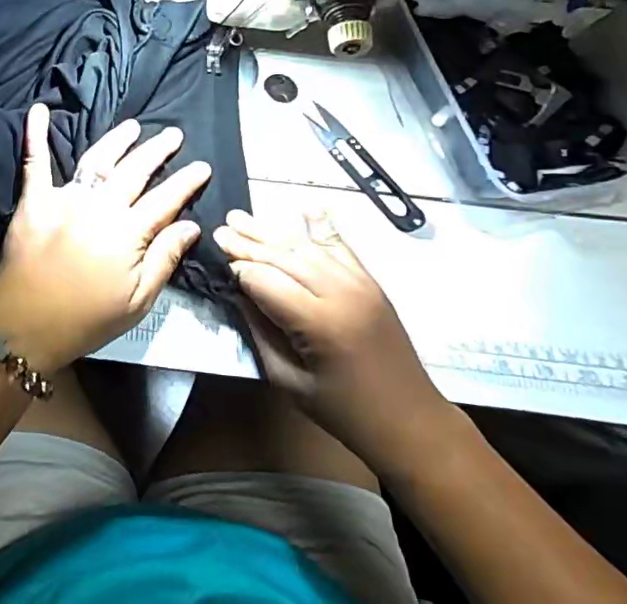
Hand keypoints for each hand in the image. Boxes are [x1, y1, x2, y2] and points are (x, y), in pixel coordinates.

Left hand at [0, 104, 212, 371]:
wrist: (20, 332)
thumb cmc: (85, 320)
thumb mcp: (137, 301)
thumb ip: (165, 258)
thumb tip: (191, 225)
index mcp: (127, 232)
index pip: (166, 199)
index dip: (187, 181)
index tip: (202, 166)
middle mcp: (99, 207)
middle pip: (135, 171)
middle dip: (158, 150)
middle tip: (174, 135)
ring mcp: (64, 200)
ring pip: (97, 160)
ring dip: (118, 140)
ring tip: (134, 126)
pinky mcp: (34, 202)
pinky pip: (35, 163)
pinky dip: (35, 135)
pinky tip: (39, 110)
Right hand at [215, 209, 452, 465]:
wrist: (408, 417)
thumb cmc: (345, 411)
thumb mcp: (291, 381)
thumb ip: (262, 333)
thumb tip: (240, 295)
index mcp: (318, 322)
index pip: (267, 282)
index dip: (240, 271)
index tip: (218, 261)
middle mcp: (340, 291)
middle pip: (286, 257)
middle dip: (251, 244)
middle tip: (222, 230)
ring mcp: (359, 281)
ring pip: (309, 247)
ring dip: (275, 233)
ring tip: (244, 219)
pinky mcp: (370, 280)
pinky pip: (341, 246)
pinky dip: (321, 227)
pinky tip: (306, 208)